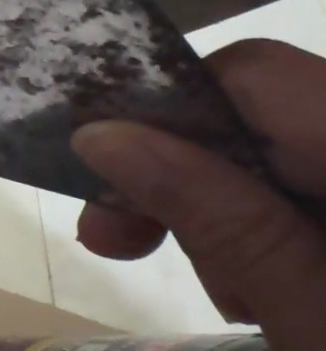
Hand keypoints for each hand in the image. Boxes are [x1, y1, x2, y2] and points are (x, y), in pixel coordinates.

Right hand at [72, 38, 325, 346]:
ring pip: (282, 160)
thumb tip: (100, 135)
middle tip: (115, 236)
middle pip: (265, 118)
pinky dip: (271, 232)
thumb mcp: (324, 330)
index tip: (106, 173)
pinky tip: (263, 288)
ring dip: (221, 212)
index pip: (262, 78)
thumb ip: (224, 225)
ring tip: (222, 293)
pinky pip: (313, 193)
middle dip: (180, 171)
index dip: (172, 110)